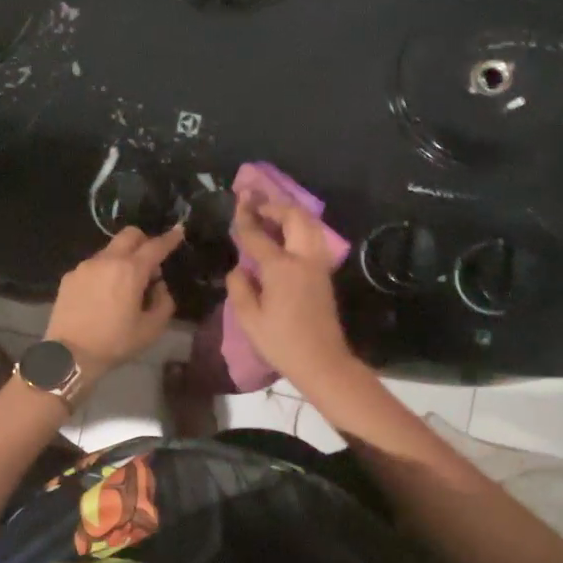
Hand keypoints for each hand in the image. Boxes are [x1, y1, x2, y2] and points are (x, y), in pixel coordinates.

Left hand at [44, 225, 184, 388]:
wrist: (69, 354)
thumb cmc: (114, 343)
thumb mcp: (151, 329)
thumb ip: (163, 302)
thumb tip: (158, 285)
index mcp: (130, 270)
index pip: (155, 246)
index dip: (170, 238)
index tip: (178, 230)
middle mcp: (106, 260)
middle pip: (129, 235)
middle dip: (144, 241)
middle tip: (149, 263)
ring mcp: (85, 266)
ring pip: (109, 250)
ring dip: (122, 259)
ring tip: (123, 285)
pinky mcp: (69, 276)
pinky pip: (92, 265)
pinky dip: (103, 272)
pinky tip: (101, 295)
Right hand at [225, 200, 356, 385]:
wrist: (322, 361)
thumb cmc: (281, 342)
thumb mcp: (248, 319)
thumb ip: (239, 287)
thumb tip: (239, 268)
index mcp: (281, 268)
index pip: (258, 234)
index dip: (245, 217)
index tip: (238, 200)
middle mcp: (303, 259)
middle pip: (294, 217)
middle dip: (274, 206)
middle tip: (256, 203)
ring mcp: (318, 265)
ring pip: (309, 224)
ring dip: (290, 214)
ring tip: (271, 215)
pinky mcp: (324, 274)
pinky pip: (313, 238)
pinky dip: (299, 228)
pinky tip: (284, 235)